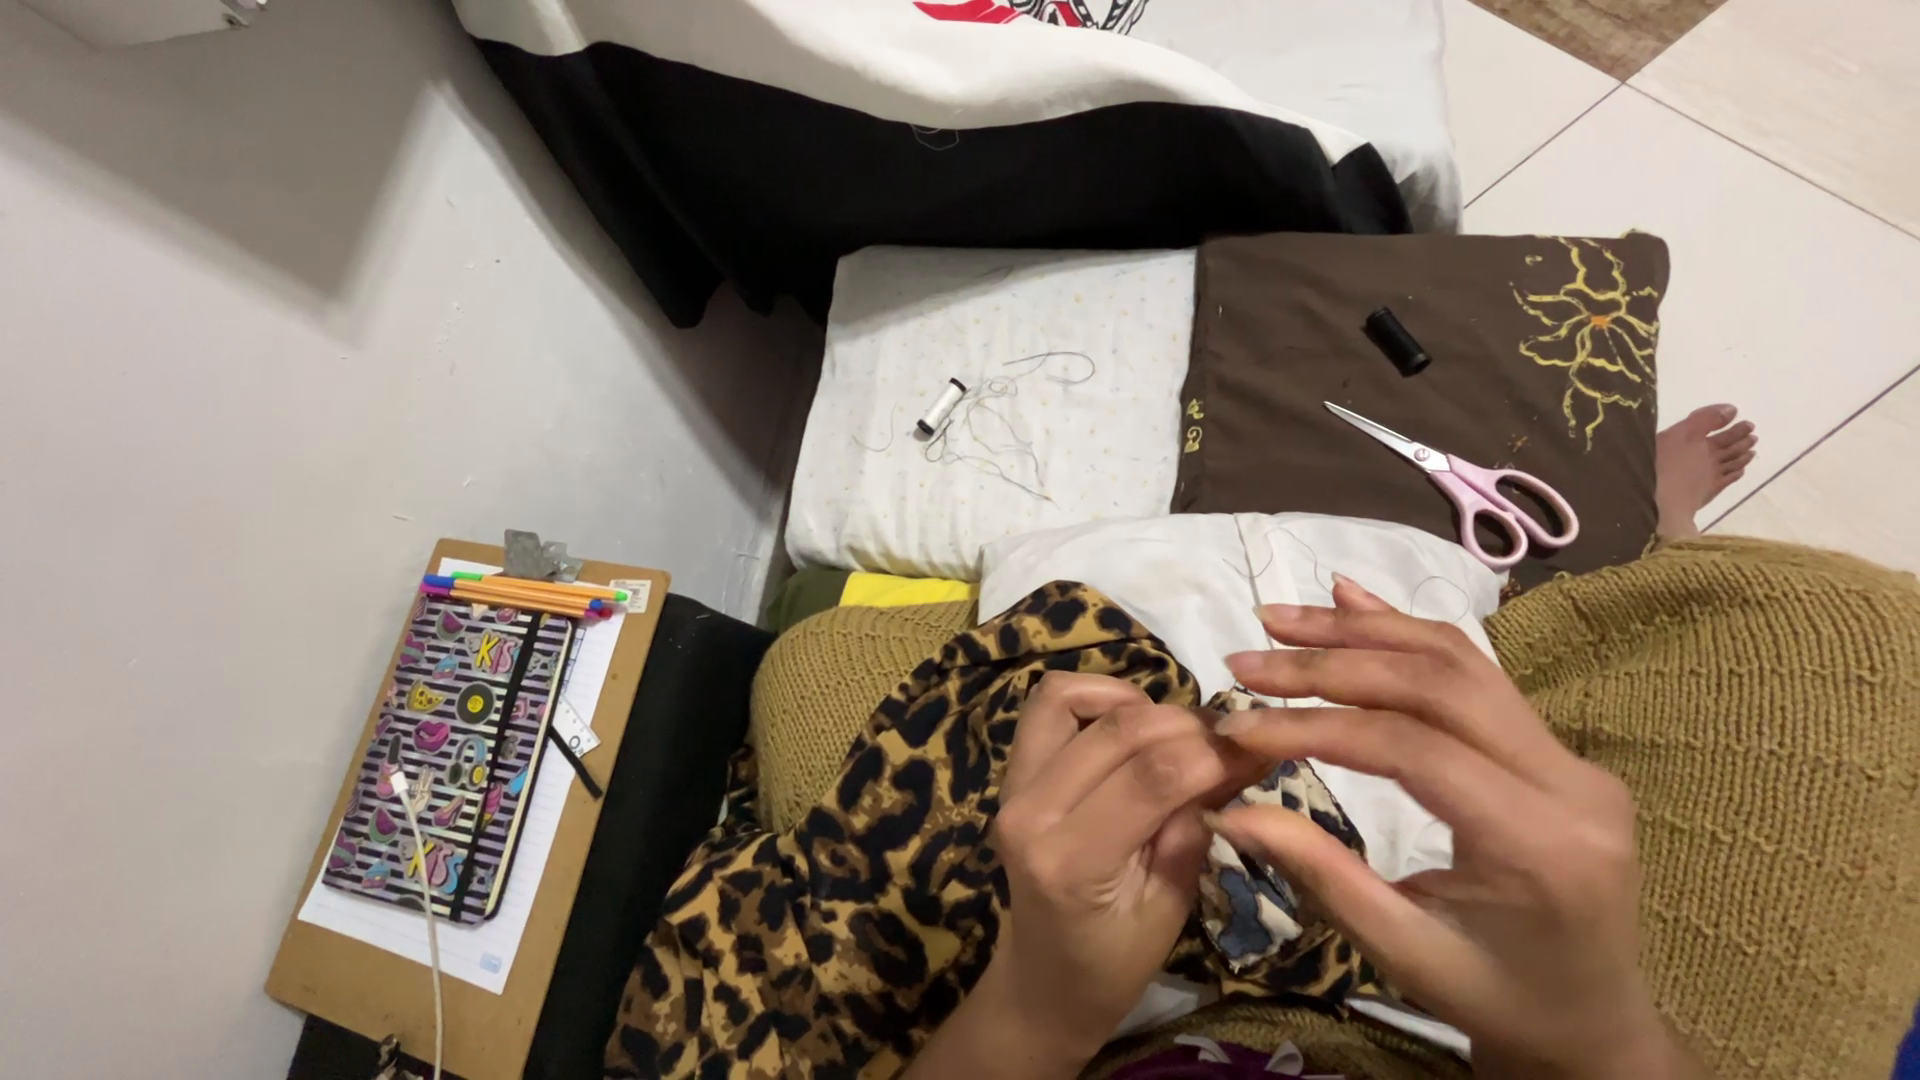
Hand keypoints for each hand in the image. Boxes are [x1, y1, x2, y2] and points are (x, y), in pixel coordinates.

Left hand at [907, 672, 1261, 1079]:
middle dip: (1183, 724)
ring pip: (1069, 697)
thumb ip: (1197, 825)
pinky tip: (1129, 725)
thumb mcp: (1170, 905)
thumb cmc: (1112, 959)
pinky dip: (1094, 696)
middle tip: (1225, 739)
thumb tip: (1243, 752)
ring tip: (1170, 735)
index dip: (1209, 753)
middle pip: (1115, 730)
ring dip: (1133, 701)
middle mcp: (1028, 811)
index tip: (1253, 748)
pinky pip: (1049, 704)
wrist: (1042, 977)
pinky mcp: (1012, 768)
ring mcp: (1011, 784)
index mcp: (1069, 862)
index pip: (1150, 778)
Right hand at [1209, 578, 1702, 1079]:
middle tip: (1246, 660)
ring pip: (1453, 658)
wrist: (1592, 1022)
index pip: (1408, 747)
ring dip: (1357, 630)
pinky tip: (1350, 597)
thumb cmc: (1493, 996)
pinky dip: (1401, 630)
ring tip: (1279, 620)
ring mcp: (1567, 754)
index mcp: (1537, 843)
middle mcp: (1568, 780)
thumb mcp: (1399, 948)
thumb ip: (1317, 870)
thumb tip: (1227, 810)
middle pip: (1433, 683)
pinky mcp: (1551, 744)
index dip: (1313, 725)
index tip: (1238, 724)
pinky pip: (1473, 670)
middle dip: (1327, 664)